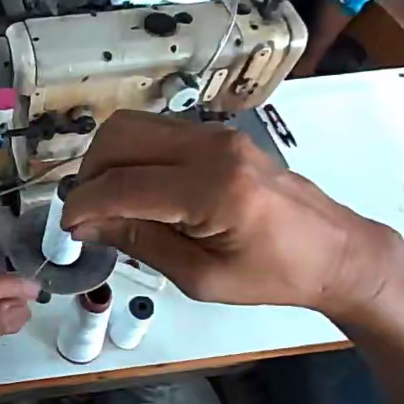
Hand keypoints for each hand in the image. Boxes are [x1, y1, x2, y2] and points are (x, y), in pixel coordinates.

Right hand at [61, 111, 403, 316]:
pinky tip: (136, 190)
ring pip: (131, 127)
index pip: (121, 185)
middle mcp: (210, 147)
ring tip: (109, 203)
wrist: (335, 251)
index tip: (68, 230)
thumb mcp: (200, 277)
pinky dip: (130, 156)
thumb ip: (139, 243)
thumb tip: (86, 226)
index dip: (83, 206)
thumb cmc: (273, 276)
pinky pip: (154, 132)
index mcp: (211, 189)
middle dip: (89, 175)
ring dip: (106, 161)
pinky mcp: (217, 134)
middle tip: (89, 215)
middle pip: (118, 137)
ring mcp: (214, 134)